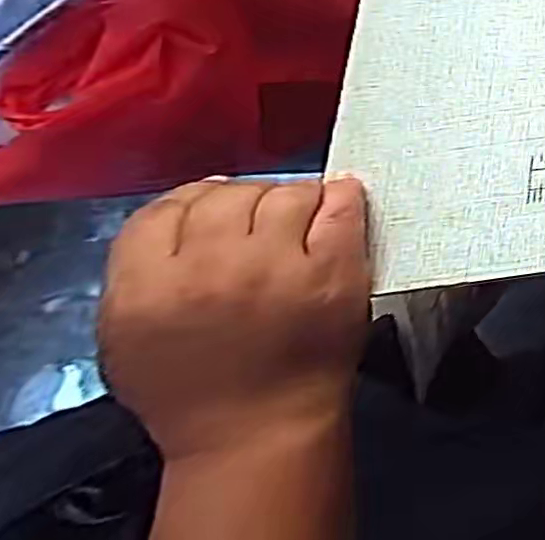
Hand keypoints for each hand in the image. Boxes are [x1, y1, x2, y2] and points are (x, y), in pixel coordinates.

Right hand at [99, 176, 370, 462]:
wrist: (259, 420)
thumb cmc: (197, 382)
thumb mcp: (132, 332)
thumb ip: (148, 272)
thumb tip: (190, 213)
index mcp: (145, 290)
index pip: (164, 211)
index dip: (195, 200)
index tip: (216, 204)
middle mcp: (211, 270)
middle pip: (231, 196)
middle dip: (249, 198)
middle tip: (263, 216)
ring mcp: (279, 265)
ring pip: (288, 193)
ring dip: (298, 197)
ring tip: (301, 217)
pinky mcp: (335, 265)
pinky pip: (342, 204)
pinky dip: (344, 194)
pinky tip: (341, 201)